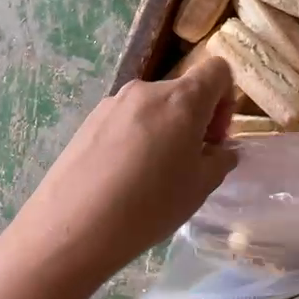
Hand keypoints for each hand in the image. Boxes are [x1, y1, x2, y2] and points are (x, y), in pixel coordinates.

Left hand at [9, 58, 238, 282]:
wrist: (72, 228)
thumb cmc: (149, 206)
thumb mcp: (200, 188)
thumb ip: (219, 160)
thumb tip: (219, 150)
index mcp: (182, 99)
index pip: (217, 70)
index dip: (226, 100)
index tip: (214, 139)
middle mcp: (147, 90)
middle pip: (183, 91)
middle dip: (194, 121)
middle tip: (187, 164)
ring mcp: (113, 103)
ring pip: (153, 107)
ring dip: (164, 130)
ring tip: (151, 175)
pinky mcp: (88, 120)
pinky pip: (126, 120)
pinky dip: (135, 138)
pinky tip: (123, 177)